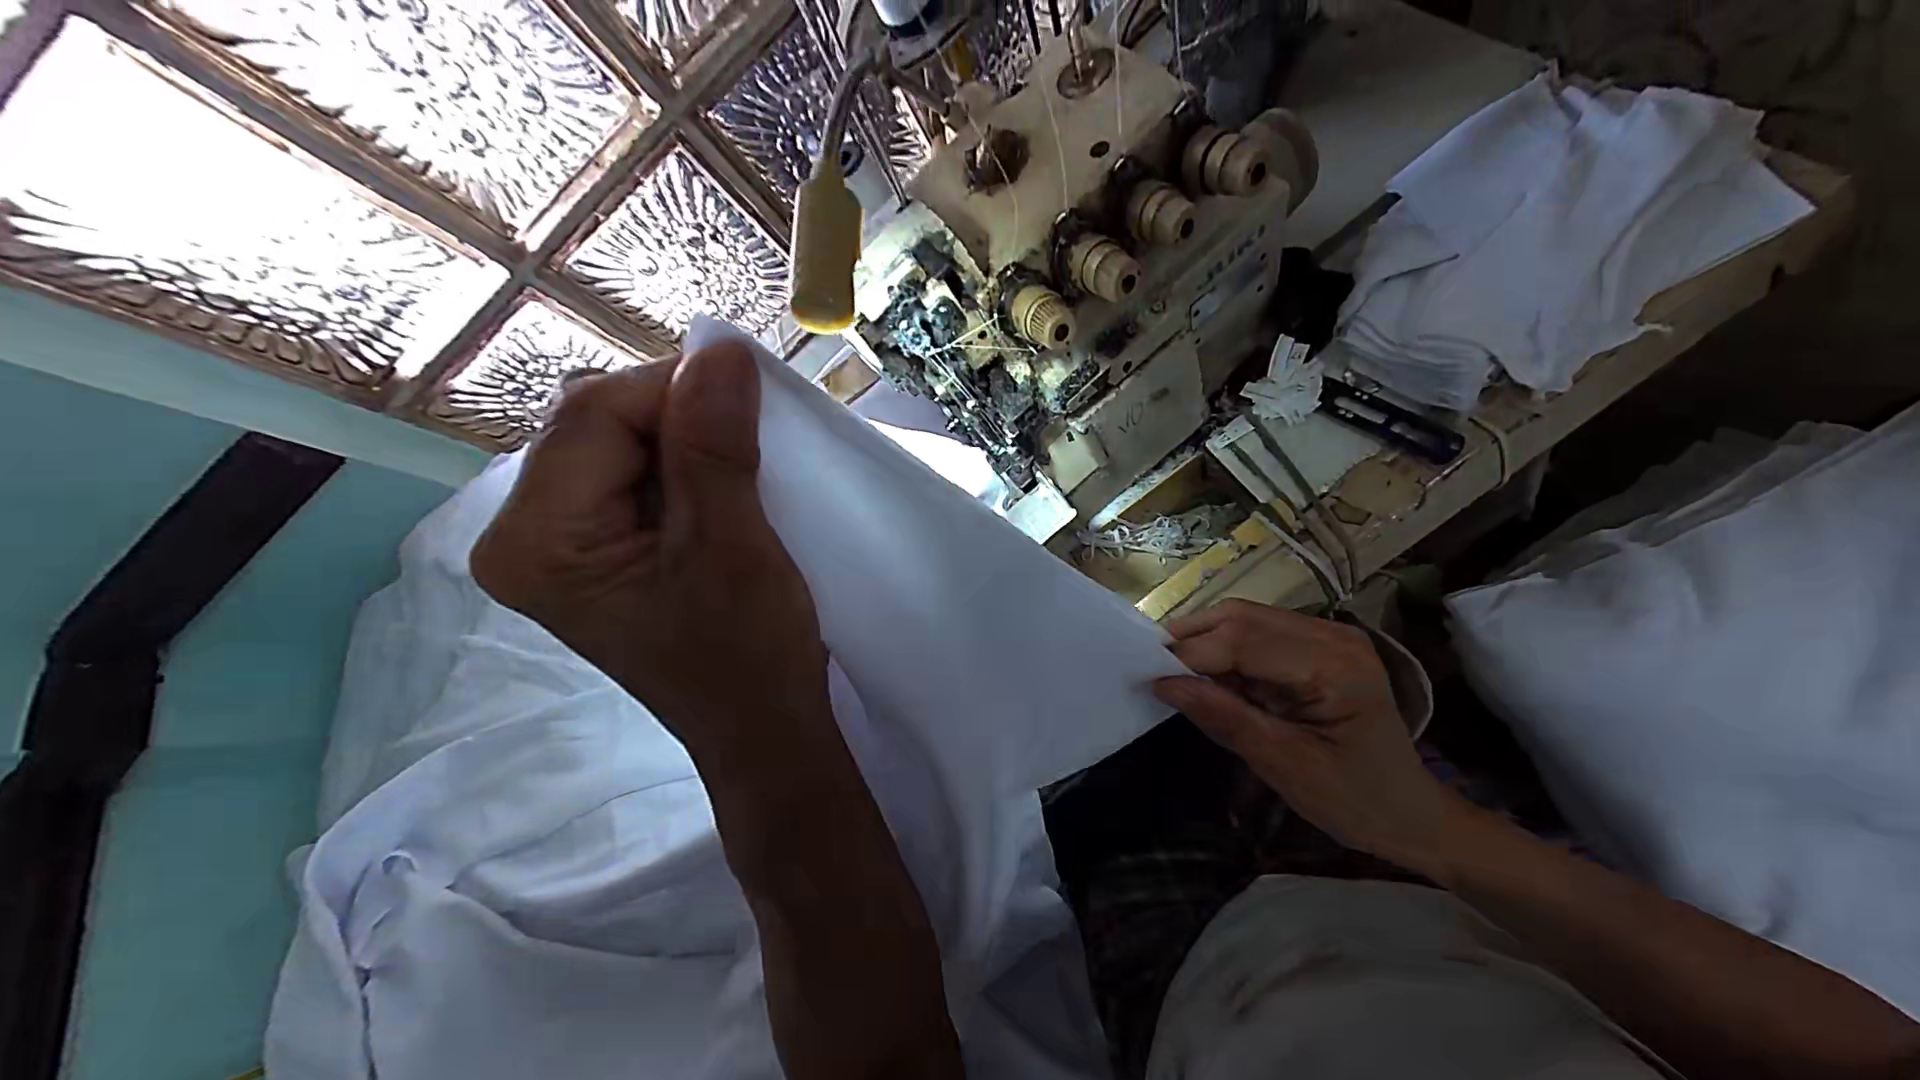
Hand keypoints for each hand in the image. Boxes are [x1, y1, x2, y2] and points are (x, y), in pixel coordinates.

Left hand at [470, 342, 831, 769]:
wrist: (761, 728)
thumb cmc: (748, 654)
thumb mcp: (734, 544)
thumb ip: (715, 445)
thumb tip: (722, 348)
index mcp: (535, 541)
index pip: (594, 415)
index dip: (677, 389)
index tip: (753, 394)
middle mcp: (523, 535)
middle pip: (598, 423)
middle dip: (681, 416)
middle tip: (753, 437)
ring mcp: (556, 541)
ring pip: (620, 441)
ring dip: (688, 438)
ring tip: (745, 466)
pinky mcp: (592, 547)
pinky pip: (632, 472)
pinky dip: (684, 462)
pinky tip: (723, 482)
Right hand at [1152, 599, 1468, 868]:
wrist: (1412, 814)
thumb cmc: (1355, 800)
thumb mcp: (1284, 765)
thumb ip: (1223, 717)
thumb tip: (1164, 684)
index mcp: (1334, 666)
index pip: (1243, 641)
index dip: (1190, 655)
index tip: (1148, 677)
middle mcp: (1333, 635)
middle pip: (1241, 617)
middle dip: (1191, 640)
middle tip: (1154, 670)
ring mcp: (1328, 635)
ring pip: (1244, 617)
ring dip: (1204, 640)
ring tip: (1176, 673)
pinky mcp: (1318, 643)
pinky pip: (1257, 631)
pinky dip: (1223, 648)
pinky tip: (1210, 675)